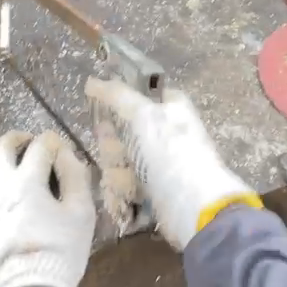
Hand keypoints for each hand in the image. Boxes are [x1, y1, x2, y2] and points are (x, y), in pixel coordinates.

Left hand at [0, 131, 95, 286]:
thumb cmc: (58, 256)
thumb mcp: (81, 217)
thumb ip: (76, 179)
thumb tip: (65, 153)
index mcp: (29, 181)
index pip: (40, 146)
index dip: (50, 141)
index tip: (54, 146)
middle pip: (3, 145)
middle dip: (17, 139)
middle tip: (24, 144)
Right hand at [85, 79, 258, 249]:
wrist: (194, 205)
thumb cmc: (171, 151)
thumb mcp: (143, 114)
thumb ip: (116, 95)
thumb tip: (92, 82)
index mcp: (173, 109)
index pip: (142, 95)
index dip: (120, 100)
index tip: (99, 107)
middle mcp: (169, 133)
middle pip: (126, 130)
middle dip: (113, 142)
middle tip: (113, 151)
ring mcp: (162, 163)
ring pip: (123, 158)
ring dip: (117, 168)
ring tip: (124, 179)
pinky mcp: (155, 189)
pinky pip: (127, 182)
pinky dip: (123, 188)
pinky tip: (128, 194)